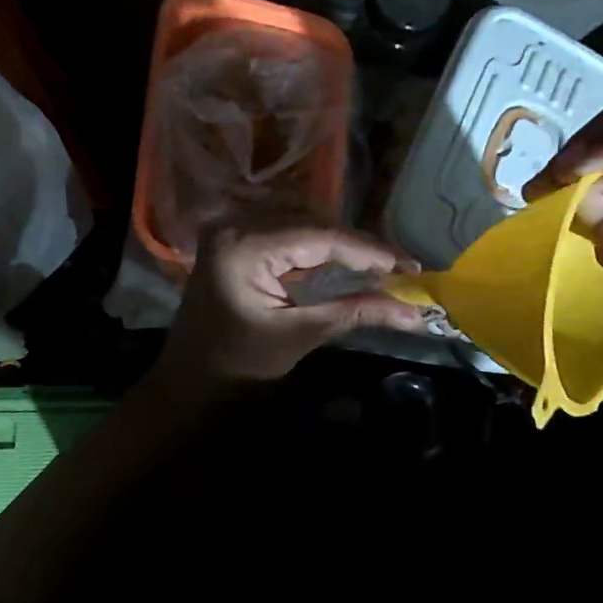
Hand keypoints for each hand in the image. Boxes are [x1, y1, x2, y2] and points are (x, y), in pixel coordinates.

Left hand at [151, 224, 426, 388]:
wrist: (188, 381)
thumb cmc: (237, 365)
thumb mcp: (298, 336)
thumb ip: (354, 313)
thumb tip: (413, 313)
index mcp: (244, 246)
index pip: (320, 236)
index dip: (369, 250)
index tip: (410, 264)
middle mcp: (233, 224)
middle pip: (310, 221)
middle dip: (356, 244)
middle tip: (397, 265)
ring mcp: (228, 229)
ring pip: (299, 221)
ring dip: (337, 242)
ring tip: (377, 263)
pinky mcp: (231, 240)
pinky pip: (281, 230)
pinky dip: (313, 245)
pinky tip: (340, 259)